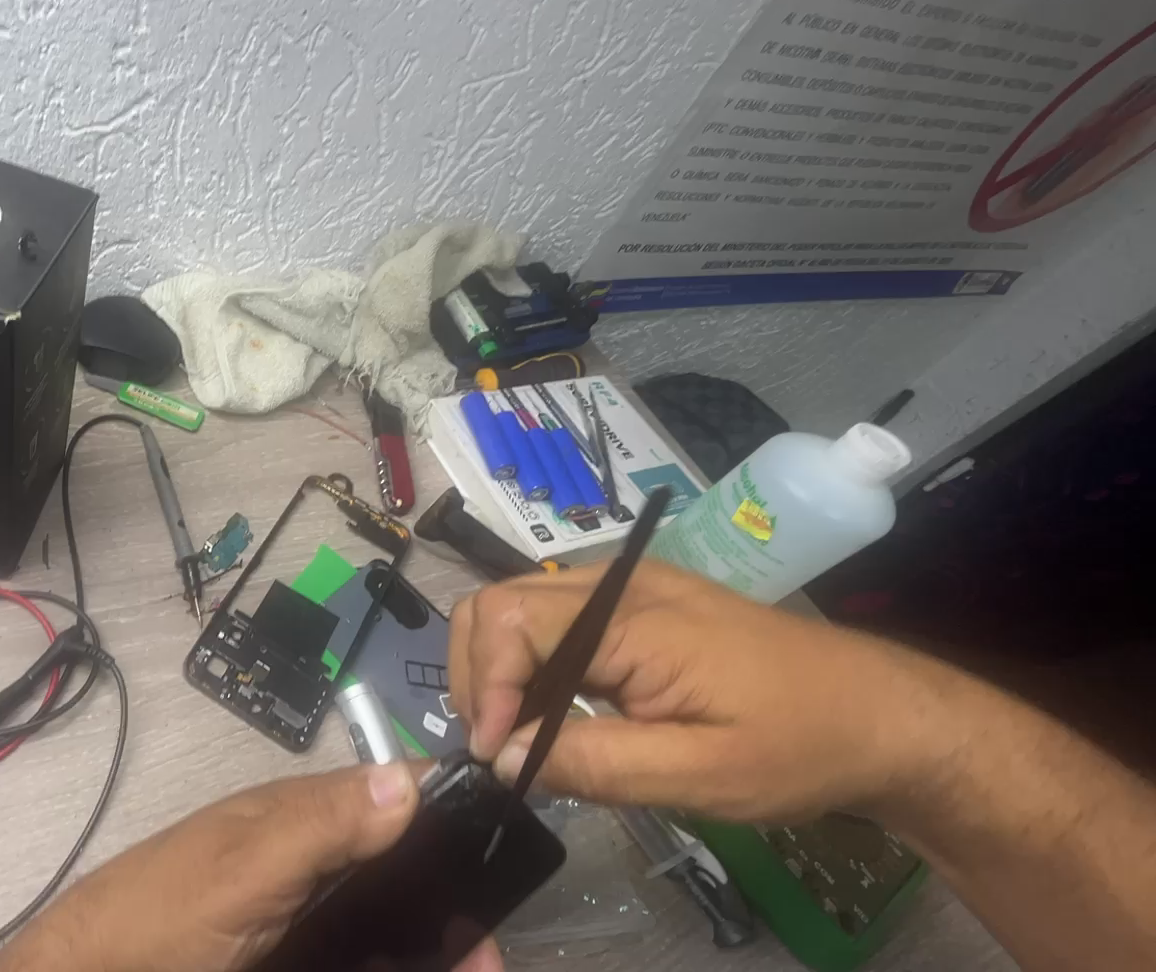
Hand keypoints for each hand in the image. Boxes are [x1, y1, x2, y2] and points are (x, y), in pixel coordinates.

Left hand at [0, 763, 502, 971]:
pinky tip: (417, 967)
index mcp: (302, 816)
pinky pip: (356, 952)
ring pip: (383, 921)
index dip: (447, 811)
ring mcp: (302, 911)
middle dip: (450, 907)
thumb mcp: (246, 867)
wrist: (99, 971)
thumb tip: (406, 776)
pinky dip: (390, 960)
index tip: (503, 844)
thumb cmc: (170, 913)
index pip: (391, 795)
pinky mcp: (296, 951)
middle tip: (488, 953)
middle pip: (400, 869)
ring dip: (428, 946)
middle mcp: (311, 858)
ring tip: (471, 964)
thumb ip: (320, 824)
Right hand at [450, 561, 966, 821]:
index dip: (485, 682)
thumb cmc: (801, 745)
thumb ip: (595, 763)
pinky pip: (543, 619)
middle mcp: (610, 583)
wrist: (883, 715)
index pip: (511, 620)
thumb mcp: (703, 774)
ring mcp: (616, 588)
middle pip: (496, 602)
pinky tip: (544, 710)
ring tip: (513, 734)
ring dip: (493, 668)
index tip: (493, 754)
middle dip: (476, 672)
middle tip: (495, 745)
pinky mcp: (622, 604)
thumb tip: (501, 758)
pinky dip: (522, 664)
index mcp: (631, 615)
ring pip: (511, 607)